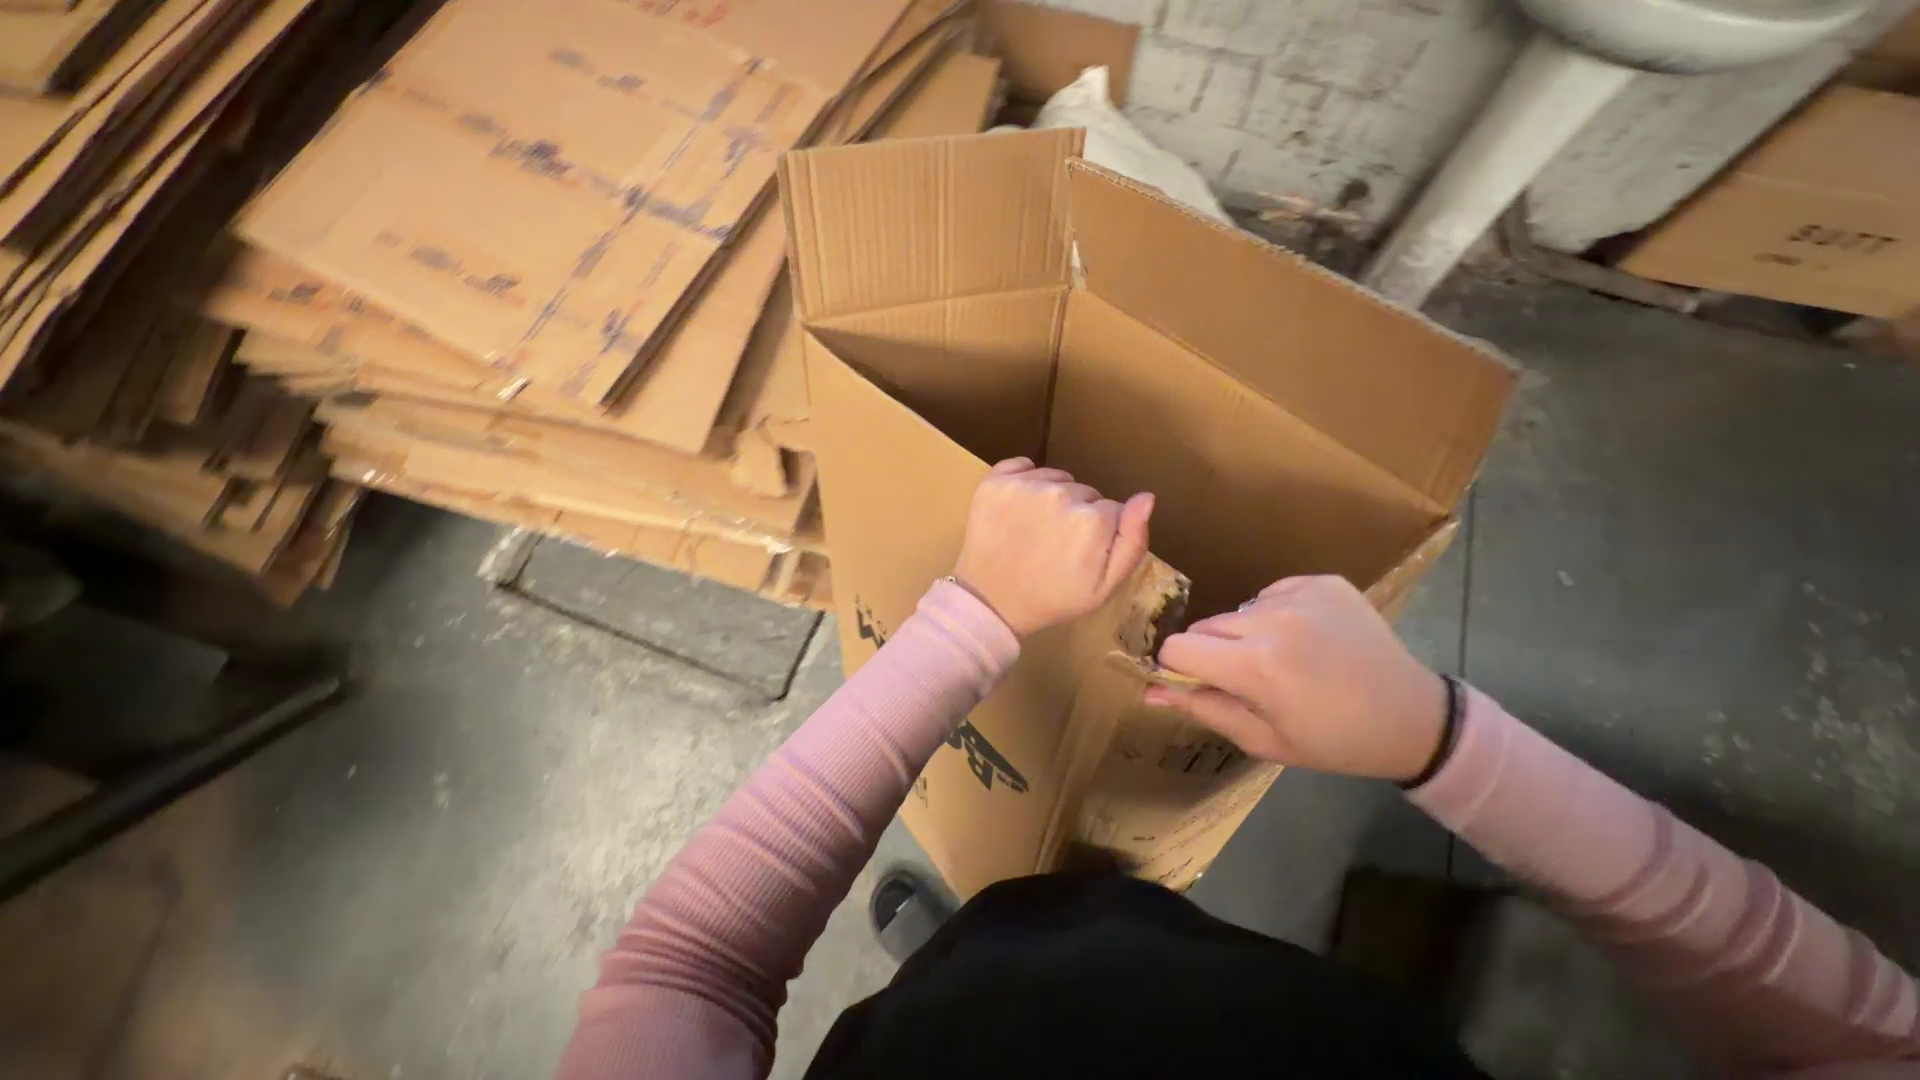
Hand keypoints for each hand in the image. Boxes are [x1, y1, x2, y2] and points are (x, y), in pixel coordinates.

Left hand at [952, 458, 1153, 638]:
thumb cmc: (1054, 598)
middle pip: (1083, 492)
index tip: (1083, 553)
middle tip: (1058, 545)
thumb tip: (1146, 497)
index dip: (1102, 532)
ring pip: (1055, 478)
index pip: (1112, 509)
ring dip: (1052, 497)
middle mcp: (1060, 494)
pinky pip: (1021, 465)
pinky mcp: (994, 482)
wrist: (992, 602)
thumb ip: (1133, 541)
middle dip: (1078, 514)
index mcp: (1092, 519)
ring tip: (1037, 531)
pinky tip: (1019, 509)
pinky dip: (1023, 480)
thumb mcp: (1105, 586)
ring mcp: (1024, 485)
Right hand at [1145, 575, 1447, 781]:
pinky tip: (1308, 640)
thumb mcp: (1264, 739)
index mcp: (1255, 665)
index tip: (1201, 685)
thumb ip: (1203, 708)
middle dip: (1215, 652)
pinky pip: (1271, 594)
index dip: (1181, 668)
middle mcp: (1272, 620)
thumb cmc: (1334, 741)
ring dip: (1246, 633)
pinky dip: (1277, 615)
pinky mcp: (1322, 581)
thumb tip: (1149, 693)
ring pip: (1238, 610)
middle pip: (1205, 625)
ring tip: (1286, 660)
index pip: (1178, 648)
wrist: (1414, 717)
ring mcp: (1300, 594)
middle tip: (1252, 681)